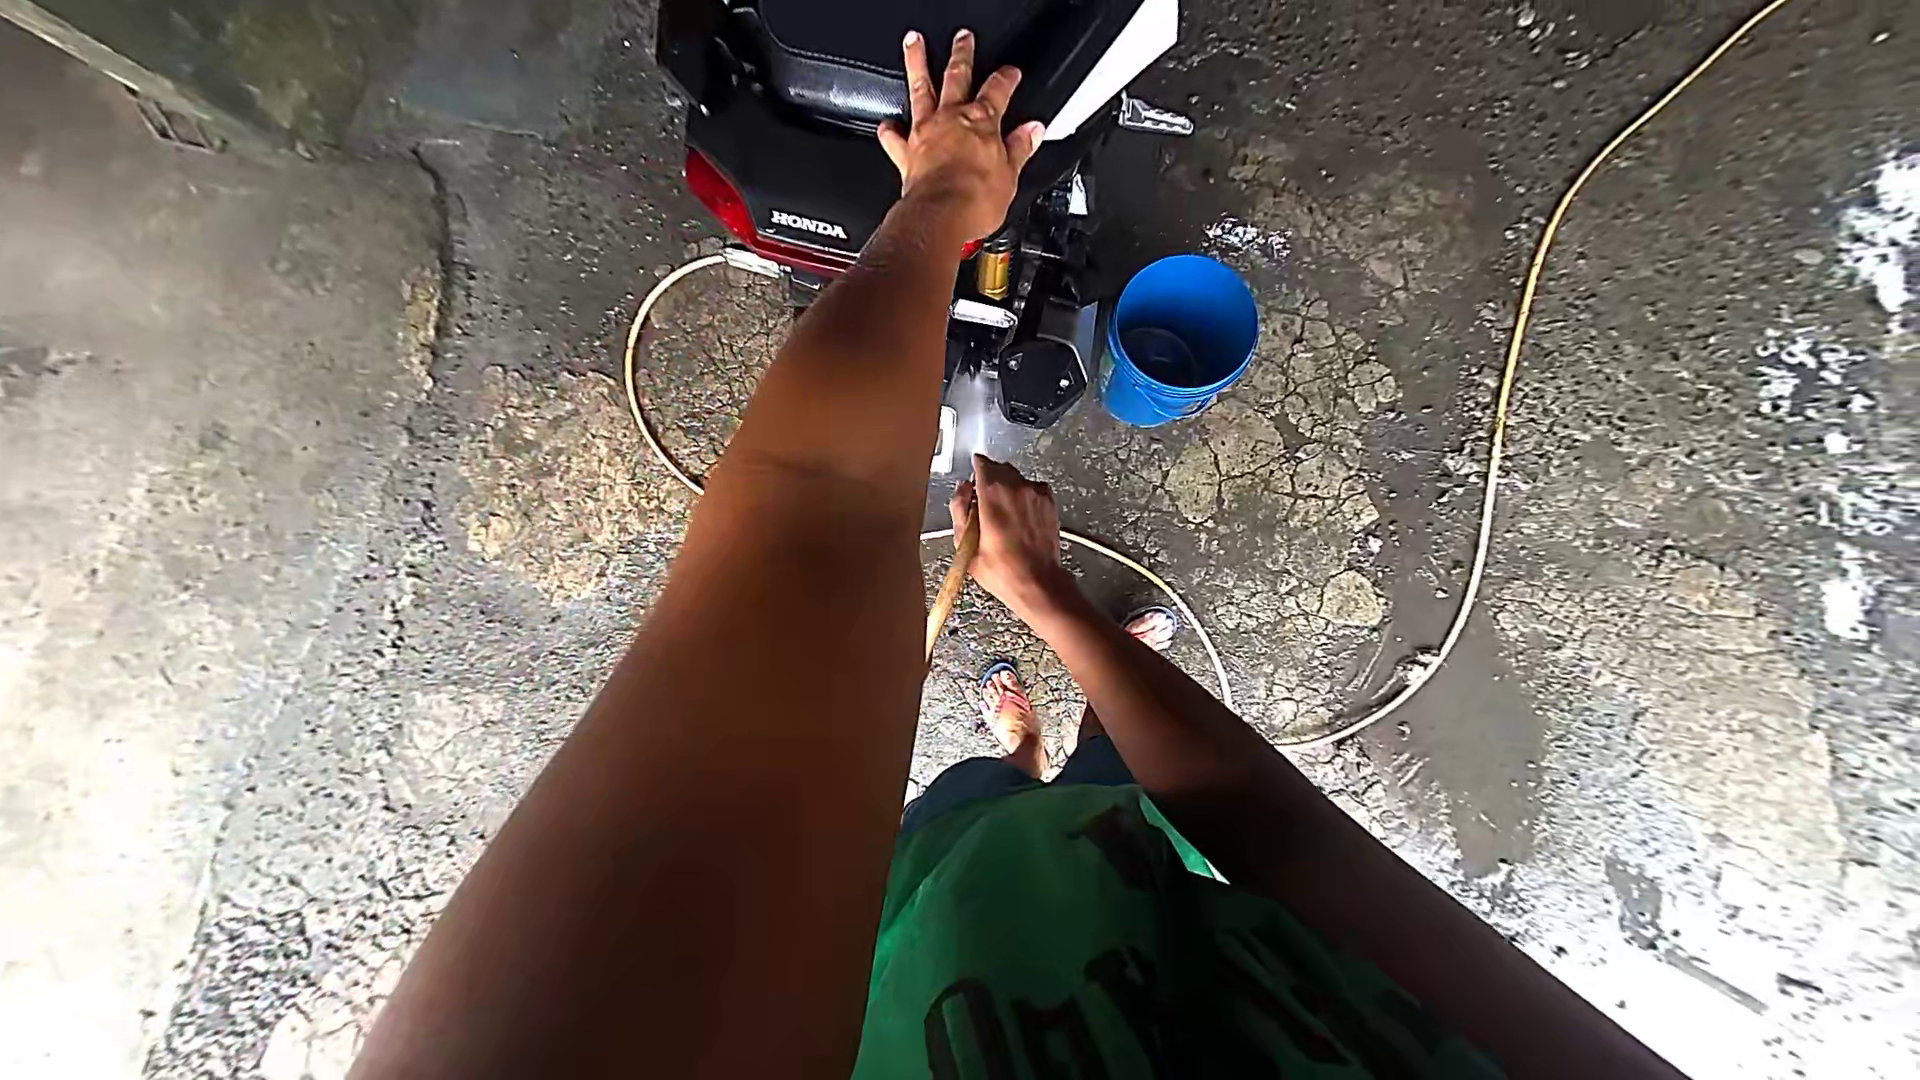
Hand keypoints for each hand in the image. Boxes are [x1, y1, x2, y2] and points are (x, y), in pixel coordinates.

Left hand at [878, 29, 1045, 242]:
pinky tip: (886, 124)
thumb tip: (1033, 131)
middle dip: (962, 54)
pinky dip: (888, 130)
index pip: (998, 90)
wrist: (940, 217)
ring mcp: (926, 134)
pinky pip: (893, 138)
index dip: (1007, 78)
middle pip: (958, 75)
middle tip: (963, 38)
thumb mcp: (1010, 176)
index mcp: (982, 122)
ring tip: (913, 43)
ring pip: (921, 89)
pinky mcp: (906, 155)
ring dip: (917, 63)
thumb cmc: (974, 201)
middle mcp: (951, 119)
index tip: (1011, 73)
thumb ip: (1019, 149)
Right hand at [949, 455, 1073, 616]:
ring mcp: (1036, 494)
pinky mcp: (1049, 503)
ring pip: (1017, 478)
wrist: (1037, 582)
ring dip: (1007, 486)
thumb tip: (961, 490)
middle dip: (990, 478)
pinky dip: (1024, 495)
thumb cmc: (1002, 569)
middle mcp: (1016, 488)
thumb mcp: (965, 543)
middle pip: (1000, 468)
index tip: (972, 478)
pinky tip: (1018, 515)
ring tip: (1001, 511)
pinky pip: (1033, 489)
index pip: (982, 464)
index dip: (975, 470)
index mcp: (992, 494)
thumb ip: (959, 509)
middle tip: (982, 499)